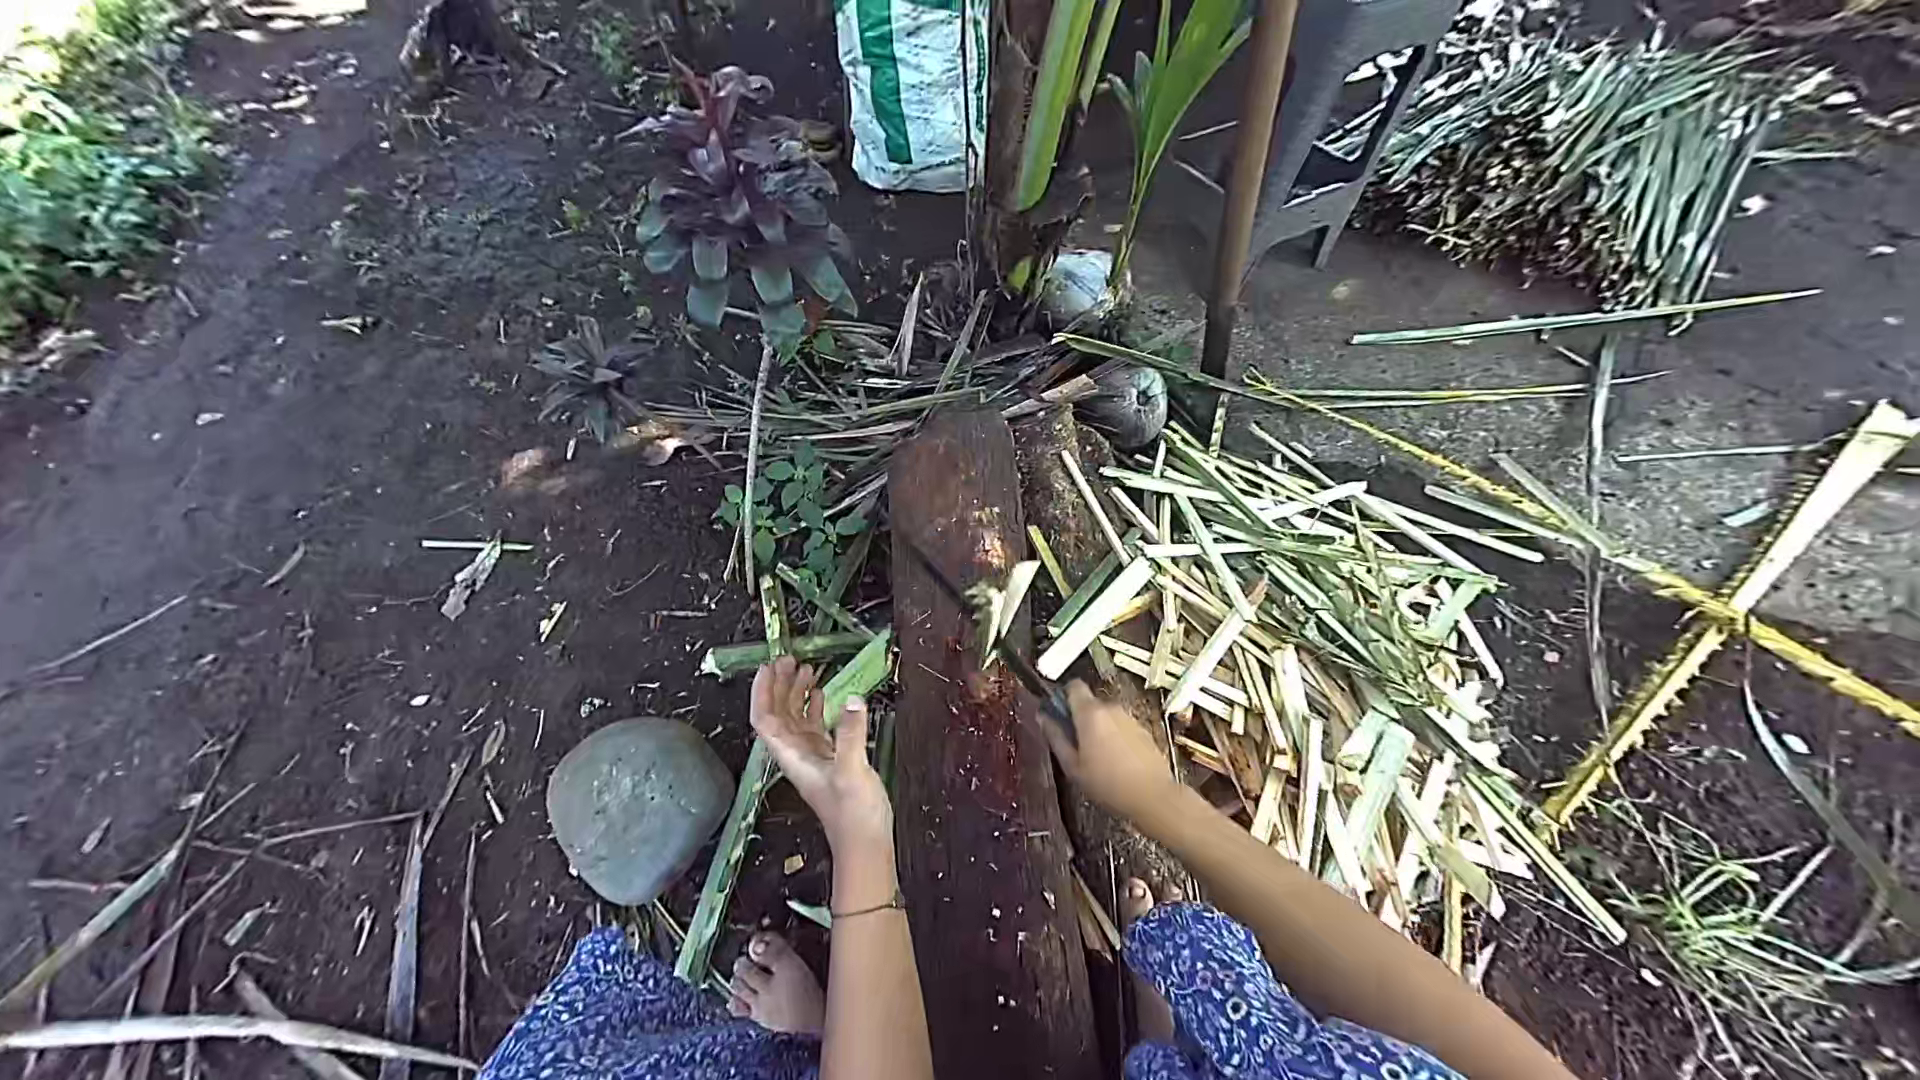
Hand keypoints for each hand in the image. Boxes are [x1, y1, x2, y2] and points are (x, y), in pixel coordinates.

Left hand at [750, 657, 892, 849]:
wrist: (865, 843)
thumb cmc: (853, 813)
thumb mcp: (852, 770)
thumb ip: (851, 733)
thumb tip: (853, 699)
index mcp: (793, 756)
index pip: (765, 719)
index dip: (762, 693)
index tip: (769, 668)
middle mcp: (797, 754)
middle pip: (778, 714)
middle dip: (779, 686)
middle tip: (789, 659)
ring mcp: (813, 756)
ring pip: (796, 718)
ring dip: (796, 693)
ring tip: (806, 668)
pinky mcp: (830, 758)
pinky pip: (815, 726)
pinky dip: (815, 707)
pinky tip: (823, 694)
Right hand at [1041, 681, 1179, 822]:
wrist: (1154, 797)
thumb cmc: (1108, 784)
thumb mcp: (1072, 765)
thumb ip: (1055, 736)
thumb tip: (1043, 717)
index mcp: (1090, 712)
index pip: (1073, 685)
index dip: (1063, 698)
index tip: (1059, 717)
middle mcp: (1111, 708)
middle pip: (1089, 703)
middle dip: (1080, 719)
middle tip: (1076, 747)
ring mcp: (1130, 718)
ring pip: (1106, 716)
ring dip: (1099, 729)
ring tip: (1097, 759)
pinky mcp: (1144, 730)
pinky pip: (1121, 727)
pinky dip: (1116, 737)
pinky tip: (1117, 763)